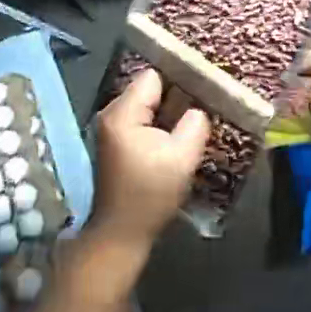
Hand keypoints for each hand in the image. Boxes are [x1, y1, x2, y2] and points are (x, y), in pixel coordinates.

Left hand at [88, 69, 210, 248]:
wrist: (119, 235)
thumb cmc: (149, 195)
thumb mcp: (182, 158)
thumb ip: (195, 124)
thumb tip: (198, 108)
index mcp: (122, 114)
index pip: (153, 76)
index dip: (179, 80)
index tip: (200, 89)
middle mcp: (110, 114)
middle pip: (149, 88)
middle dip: (175, 96)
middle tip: (200, 105)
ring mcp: (110, 128)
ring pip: (146, 104)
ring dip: (167, 112)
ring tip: (190, 121)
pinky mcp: (114, 141)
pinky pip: (141, 118)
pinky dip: (158, 124)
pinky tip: (174, 137)